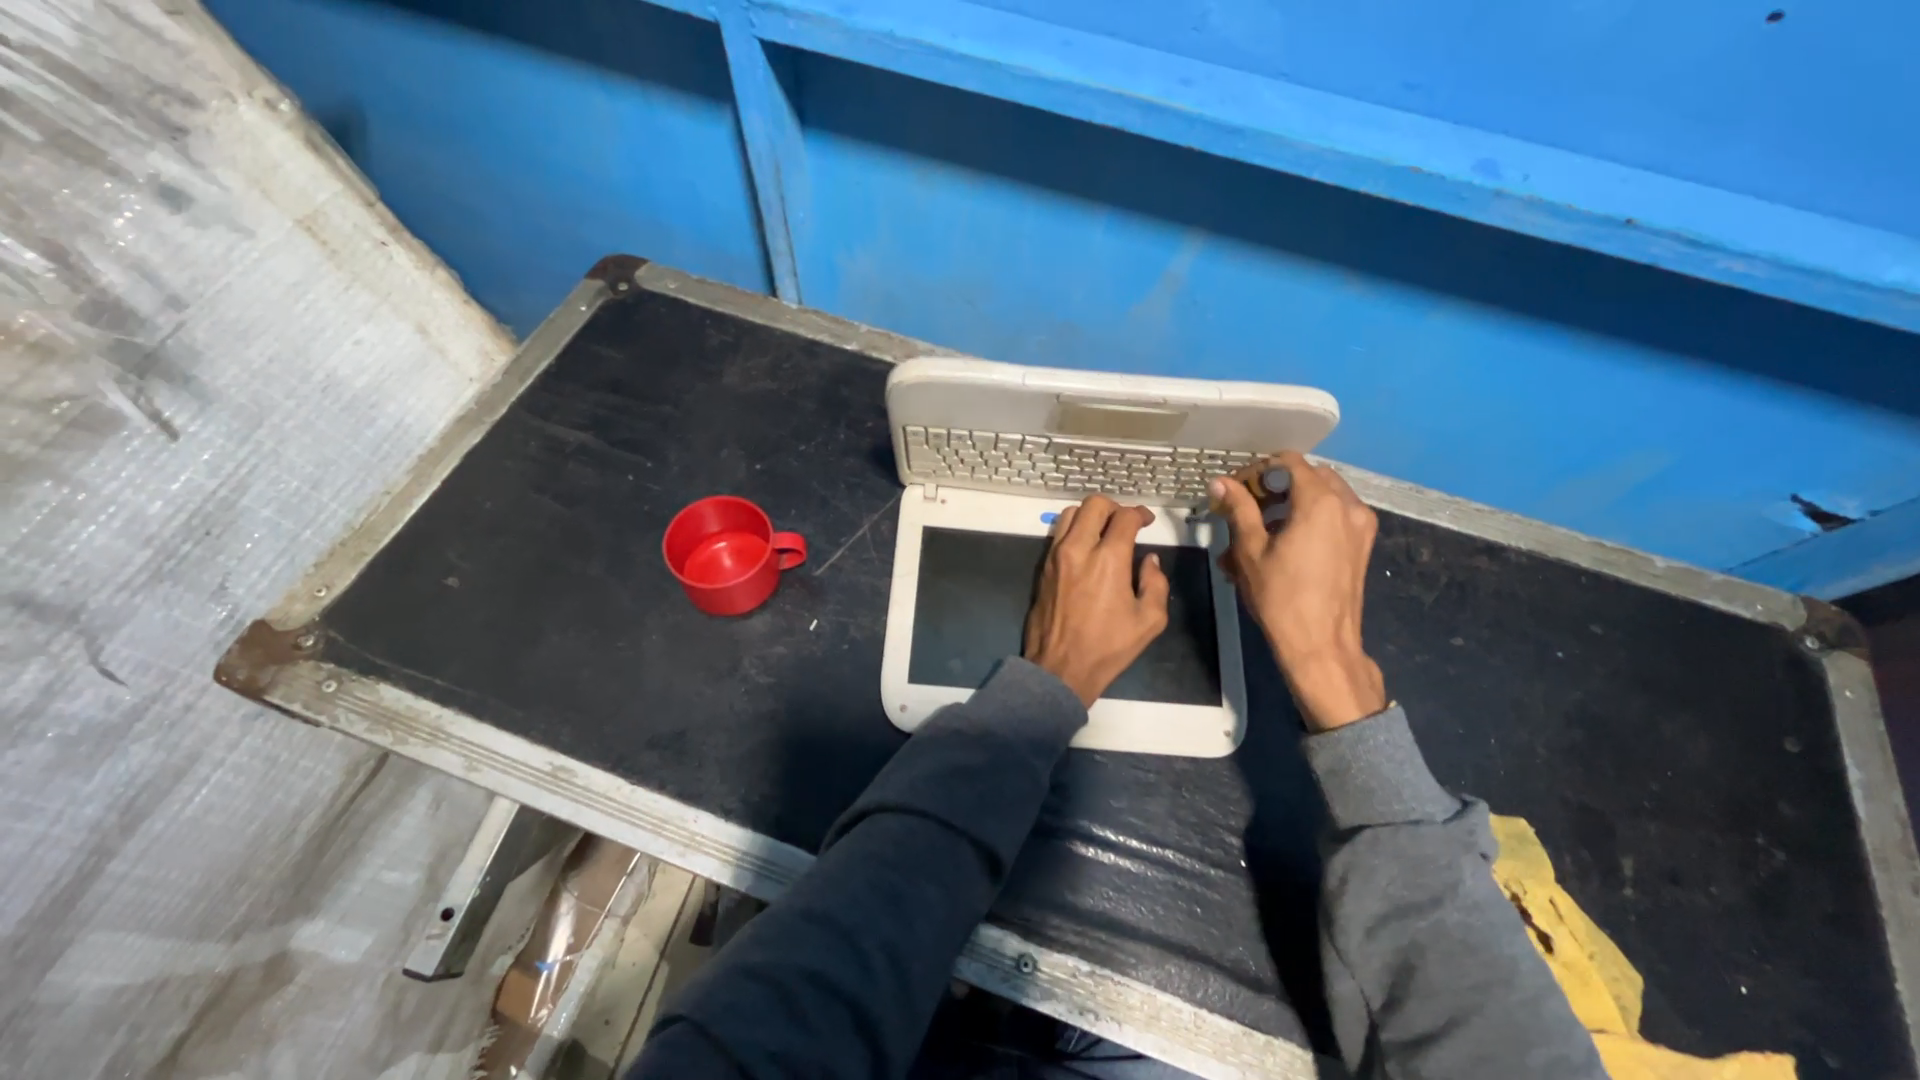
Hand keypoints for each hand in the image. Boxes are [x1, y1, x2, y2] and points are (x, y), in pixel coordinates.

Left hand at [1025, 495, 1170, 706]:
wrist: (1060, 668)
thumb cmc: (1108, 647)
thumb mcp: (1150, 621)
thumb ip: (1156, 584)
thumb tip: (1149, 561)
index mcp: (1108, 560)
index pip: (1124, 518)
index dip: (1140, 514)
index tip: (1146, 520)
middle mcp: (1078, 549)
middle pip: (1094, 505)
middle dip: (1114, 507)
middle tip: (1126, 522)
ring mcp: (1055, 557)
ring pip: (1070, 514)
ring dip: (1090, 516)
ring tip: (1103, 531)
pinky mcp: (1043, 568)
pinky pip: (1057, 534)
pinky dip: (1073, 530)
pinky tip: (1086, 548)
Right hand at [1212, 452, 1386, 731]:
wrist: (1322, 645)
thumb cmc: (1281, 598)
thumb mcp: (1251, 551)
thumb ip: (1239, 509)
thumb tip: (1220, 482)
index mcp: (1320, 502)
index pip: (1288, 462)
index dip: (1258, 470)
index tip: (1236, 491)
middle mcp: (1348, 505)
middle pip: (1309, 475)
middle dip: (1276, 486)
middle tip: (1247, 508)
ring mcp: (1360, 525)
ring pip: (1324, 494)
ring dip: (1292, 502)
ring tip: (1262, 530)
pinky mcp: (1362, 544)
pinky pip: (1335, 515)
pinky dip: (1310, 517)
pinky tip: (1285, 543)